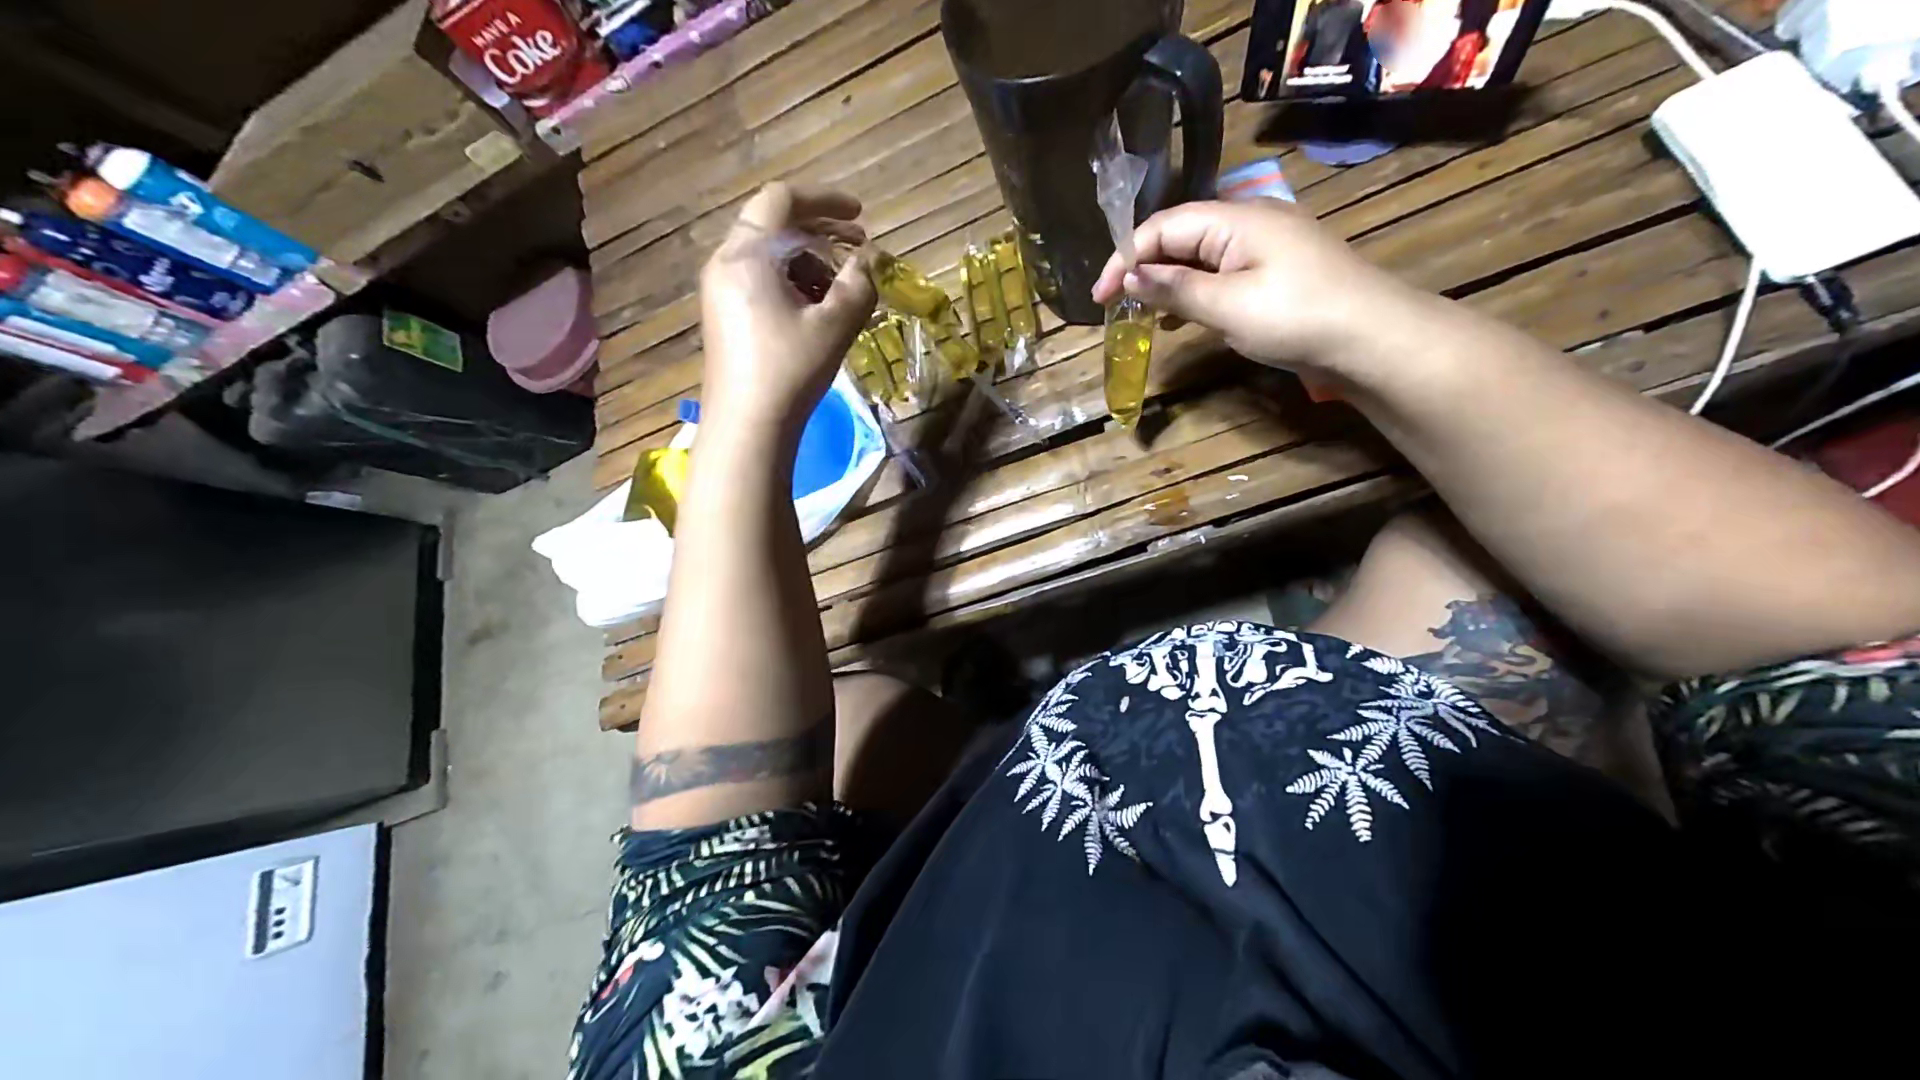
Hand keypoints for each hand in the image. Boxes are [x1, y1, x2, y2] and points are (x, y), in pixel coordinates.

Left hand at [699, 184, 876, 437]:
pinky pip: (760, 280)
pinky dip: (792, 282)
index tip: (860, 217)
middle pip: (774, 225)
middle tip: (859, 251)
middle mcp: (726, 264)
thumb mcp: (835, 325)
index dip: (825, 201)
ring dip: (810, 261)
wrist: (747, 428)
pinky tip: (817, 312)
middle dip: (821, 233)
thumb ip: (859, 284)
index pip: (782, 200)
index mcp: (747, 255)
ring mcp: (721, 291)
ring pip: (769, 255)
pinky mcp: (725, 316)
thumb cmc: (790, 371)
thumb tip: (871, 260)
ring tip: (842, 292)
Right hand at [1090, 200, 1413, 379]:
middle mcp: (1248, 222)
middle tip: (1114, 306)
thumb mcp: (1227, 306)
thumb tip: (1130, 276)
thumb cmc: (1296, 317)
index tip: (1098, 298)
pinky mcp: (1274, 272)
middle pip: (1179, 236)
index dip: (1124, 258)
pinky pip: (1220, 274)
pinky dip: (1193, 293)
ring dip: (1165, 282)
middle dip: (1142, 268)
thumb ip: (1175, 289)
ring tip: (1140, 314)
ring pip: (1198, 257)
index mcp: (1235, 220)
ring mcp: (1264, 247)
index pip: (1163, 227)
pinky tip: (1180, 318)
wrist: (1372, 339)